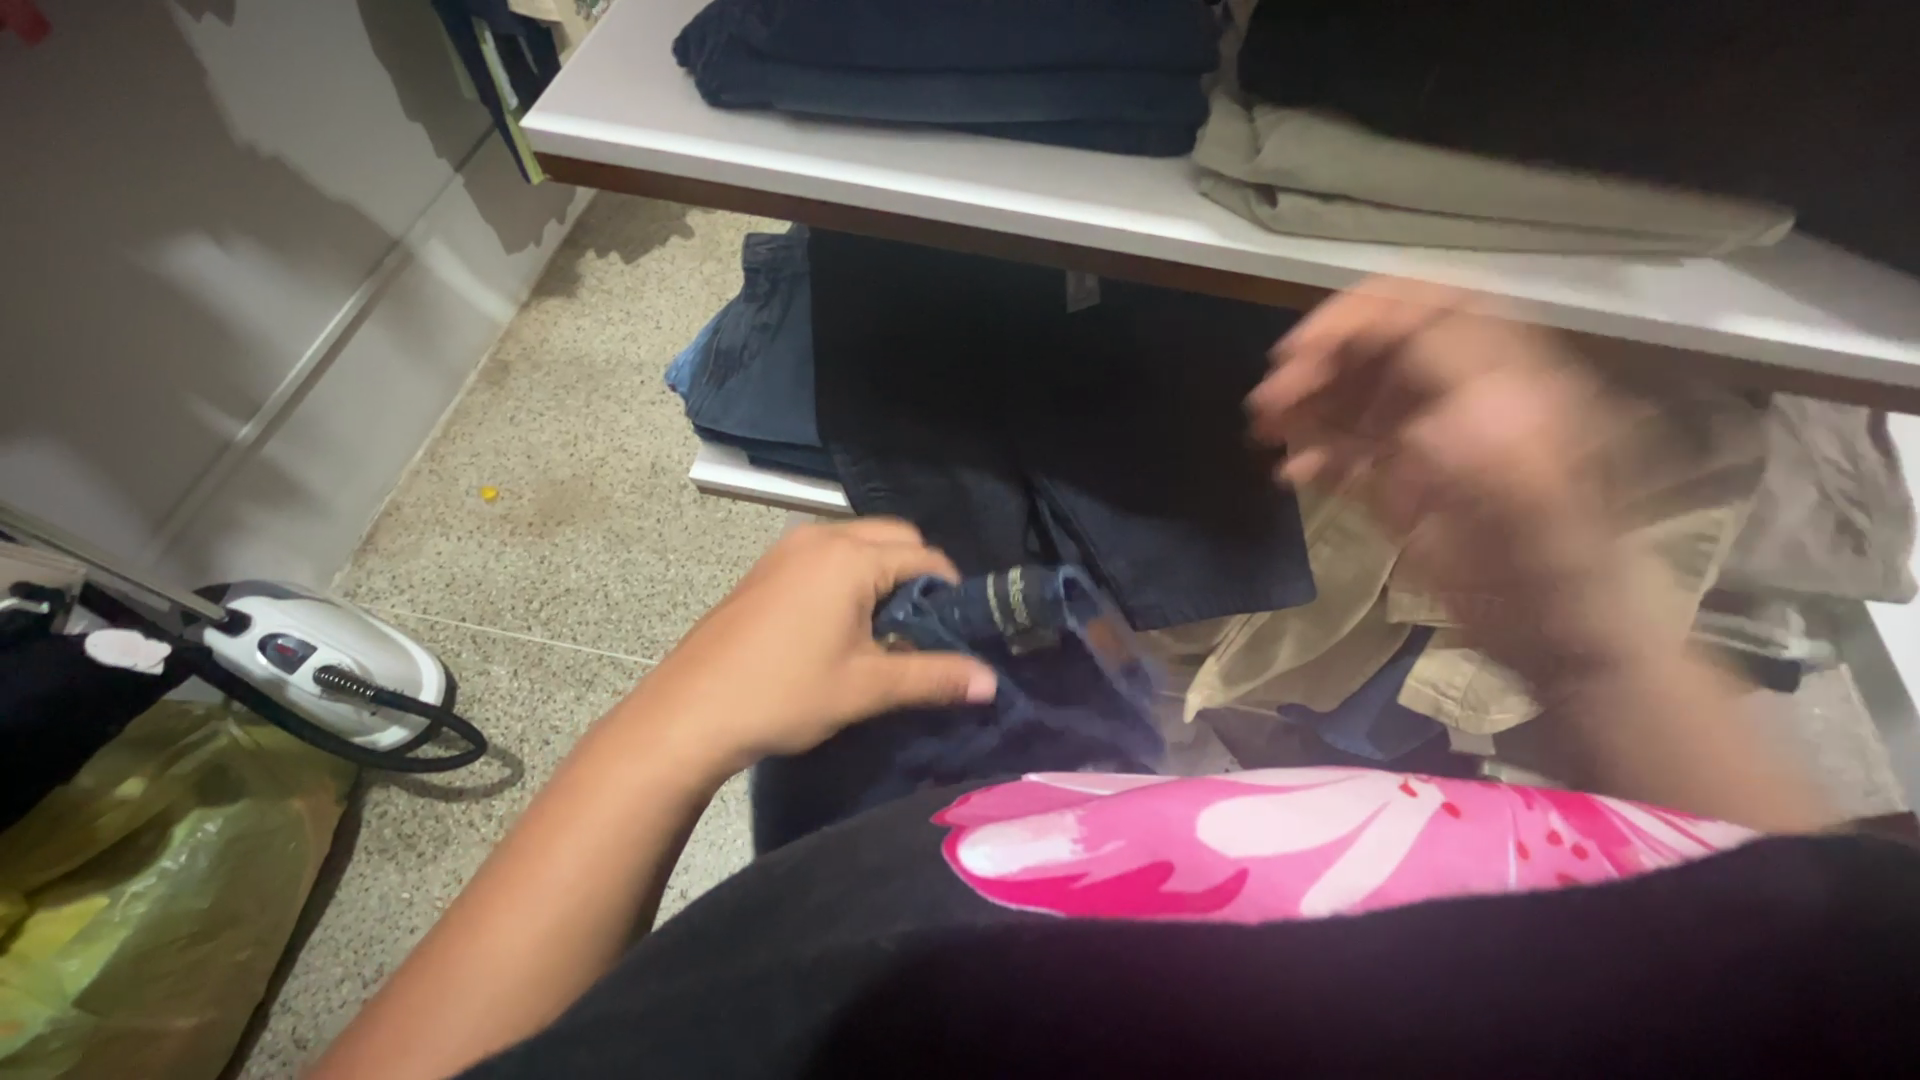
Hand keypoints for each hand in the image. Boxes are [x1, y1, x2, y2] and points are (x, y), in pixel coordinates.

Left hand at [619, 519, 997, 773]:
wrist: (689, 713)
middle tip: (920, 629)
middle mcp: (820, 538)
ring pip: (858, 544)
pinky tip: (840, 626)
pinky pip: (826, 556)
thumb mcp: (867, 688)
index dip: (950, 591)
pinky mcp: (766, 568)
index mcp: (850, 557)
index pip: (925, 555)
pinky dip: (848, 577)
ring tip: (882, 631)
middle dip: (917, 574)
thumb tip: (991, 682)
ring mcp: (787, 549)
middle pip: (893, 537)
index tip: (956, 631)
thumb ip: (934, 677)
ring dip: (881, 575)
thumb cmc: (784, 695)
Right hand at [1246, 279, 1650, 680]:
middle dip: (1319, 361)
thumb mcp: (1537, 508)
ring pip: (1355, 396)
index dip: (1363, 315)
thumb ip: (1490, 454)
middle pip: (1380, 349)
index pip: (1428, 311)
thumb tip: (1428, 425)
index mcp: (1503, 384)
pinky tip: (1292, 475)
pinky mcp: (1403, 485)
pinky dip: (1313, 453)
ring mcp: (1427, 443)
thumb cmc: (1560, 573)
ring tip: (1264, 428)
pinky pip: (1347, 451)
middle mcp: (1460, 400)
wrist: (1561, 637)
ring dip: (1305, 403)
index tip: (1303, 350)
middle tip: (1270, 399)